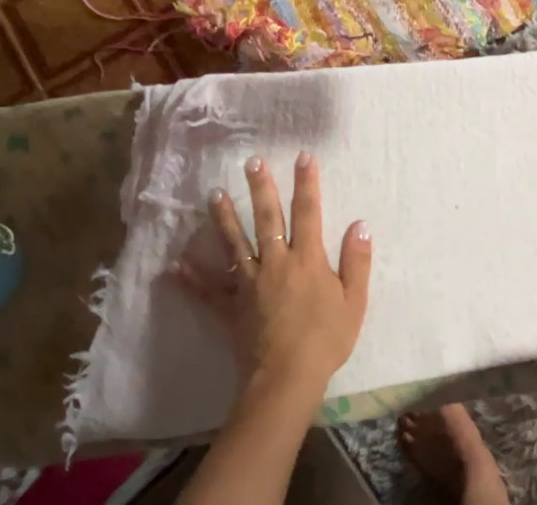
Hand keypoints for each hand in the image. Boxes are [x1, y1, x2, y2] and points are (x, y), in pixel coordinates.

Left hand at [175, 153, 372, 400]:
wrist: (285, 380)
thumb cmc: (326, 340)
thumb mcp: (354, 301)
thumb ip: (357, 261)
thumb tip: (360, 225)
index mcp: (308, 259)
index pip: (308, 212)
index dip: (307, 183)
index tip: (303, 157)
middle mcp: (276, 263)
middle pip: (268, 219)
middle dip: (261, 188)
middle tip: (252, 162)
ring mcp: (249, 284)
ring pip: (235, 244)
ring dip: (224, 218)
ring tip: (214, 194)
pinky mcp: (230, 308)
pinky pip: (208, 290)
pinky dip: (192, 278)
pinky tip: (176, 265)